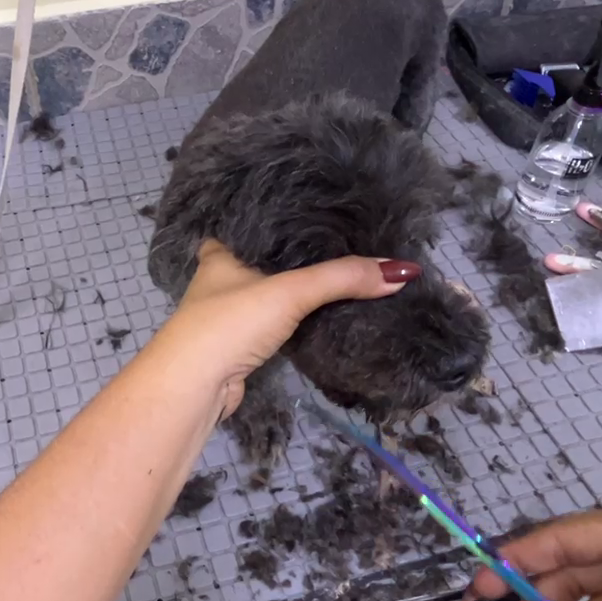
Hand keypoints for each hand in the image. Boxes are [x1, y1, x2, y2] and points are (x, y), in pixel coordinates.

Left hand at [149, 239, 418, 419]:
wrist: (196, 385)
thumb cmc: (231, 322)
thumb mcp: (291, 291)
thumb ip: (343, 278)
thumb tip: (405, 270)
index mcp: (220, 254)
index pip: (253, 225)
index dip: (281, 220)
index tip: (317, 214)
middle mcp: (218, 280)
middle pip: (264, 262)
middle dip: (295, 258)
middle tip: (340, 246)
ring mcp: (226, 316)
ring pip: (269, 295)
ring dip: (296, 292)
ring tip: (341, 275)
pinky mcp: (238, 347)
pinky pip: (274, 325)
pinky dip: (294, 321)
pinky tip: (319, 315)